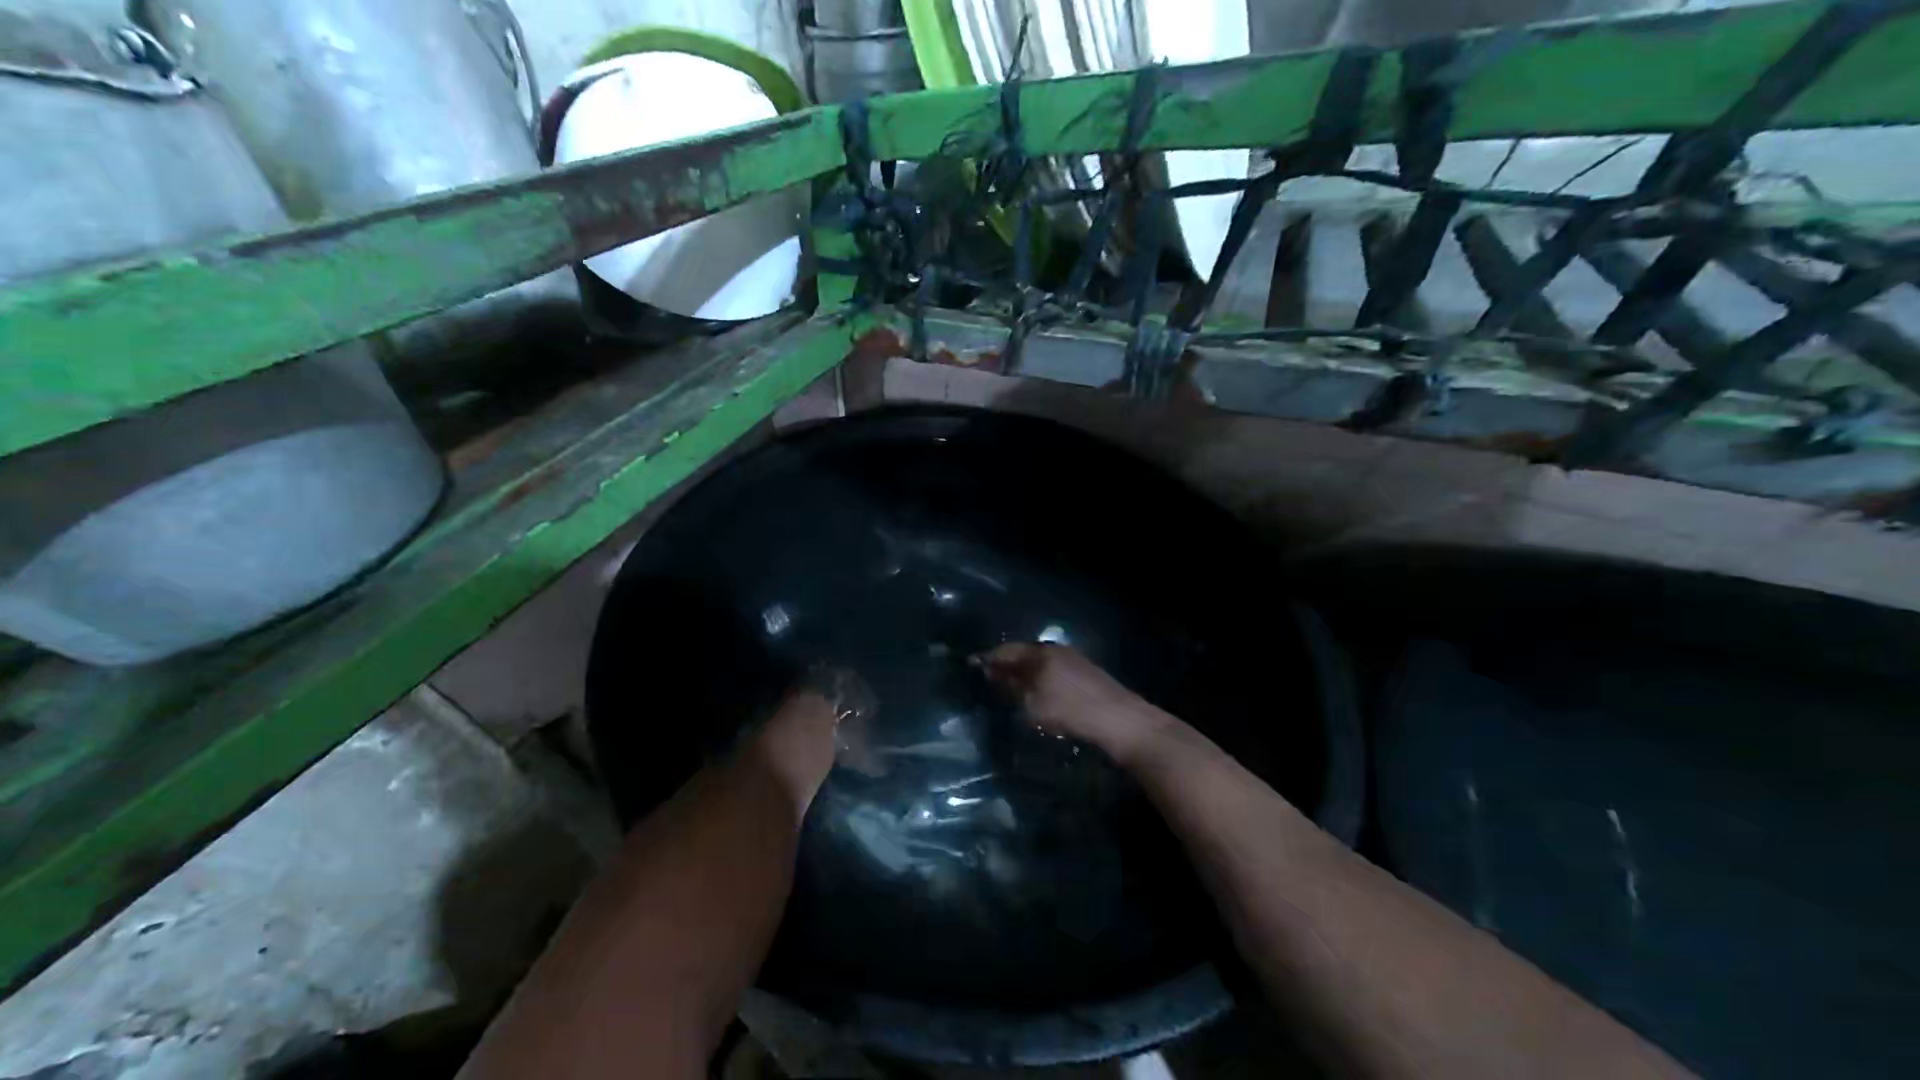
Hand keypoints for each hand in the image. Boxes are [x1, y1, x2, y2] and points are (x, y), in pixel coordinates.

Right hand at [973, 643, 1174, 766]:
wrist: (1120, 720)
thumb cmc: (1070, 711)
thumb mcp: (1032, 703)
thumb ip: (1011, 686)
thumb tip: (992, 671)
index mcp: (1040, 652)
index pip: (1005, 650)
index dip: (987, 659)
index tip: (972, 667)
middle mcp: (1055, 650)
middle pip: (1023, 654)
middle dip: (1005, 666)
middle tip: (990, 680)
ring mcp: (1073, 659)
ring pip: (1039, 663)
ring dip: (1024, 674)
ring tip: (1011, 690)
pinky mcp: (1086, 673)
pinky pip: (1053, 671)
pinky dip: (1040, 679)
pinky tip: (1039, 694)